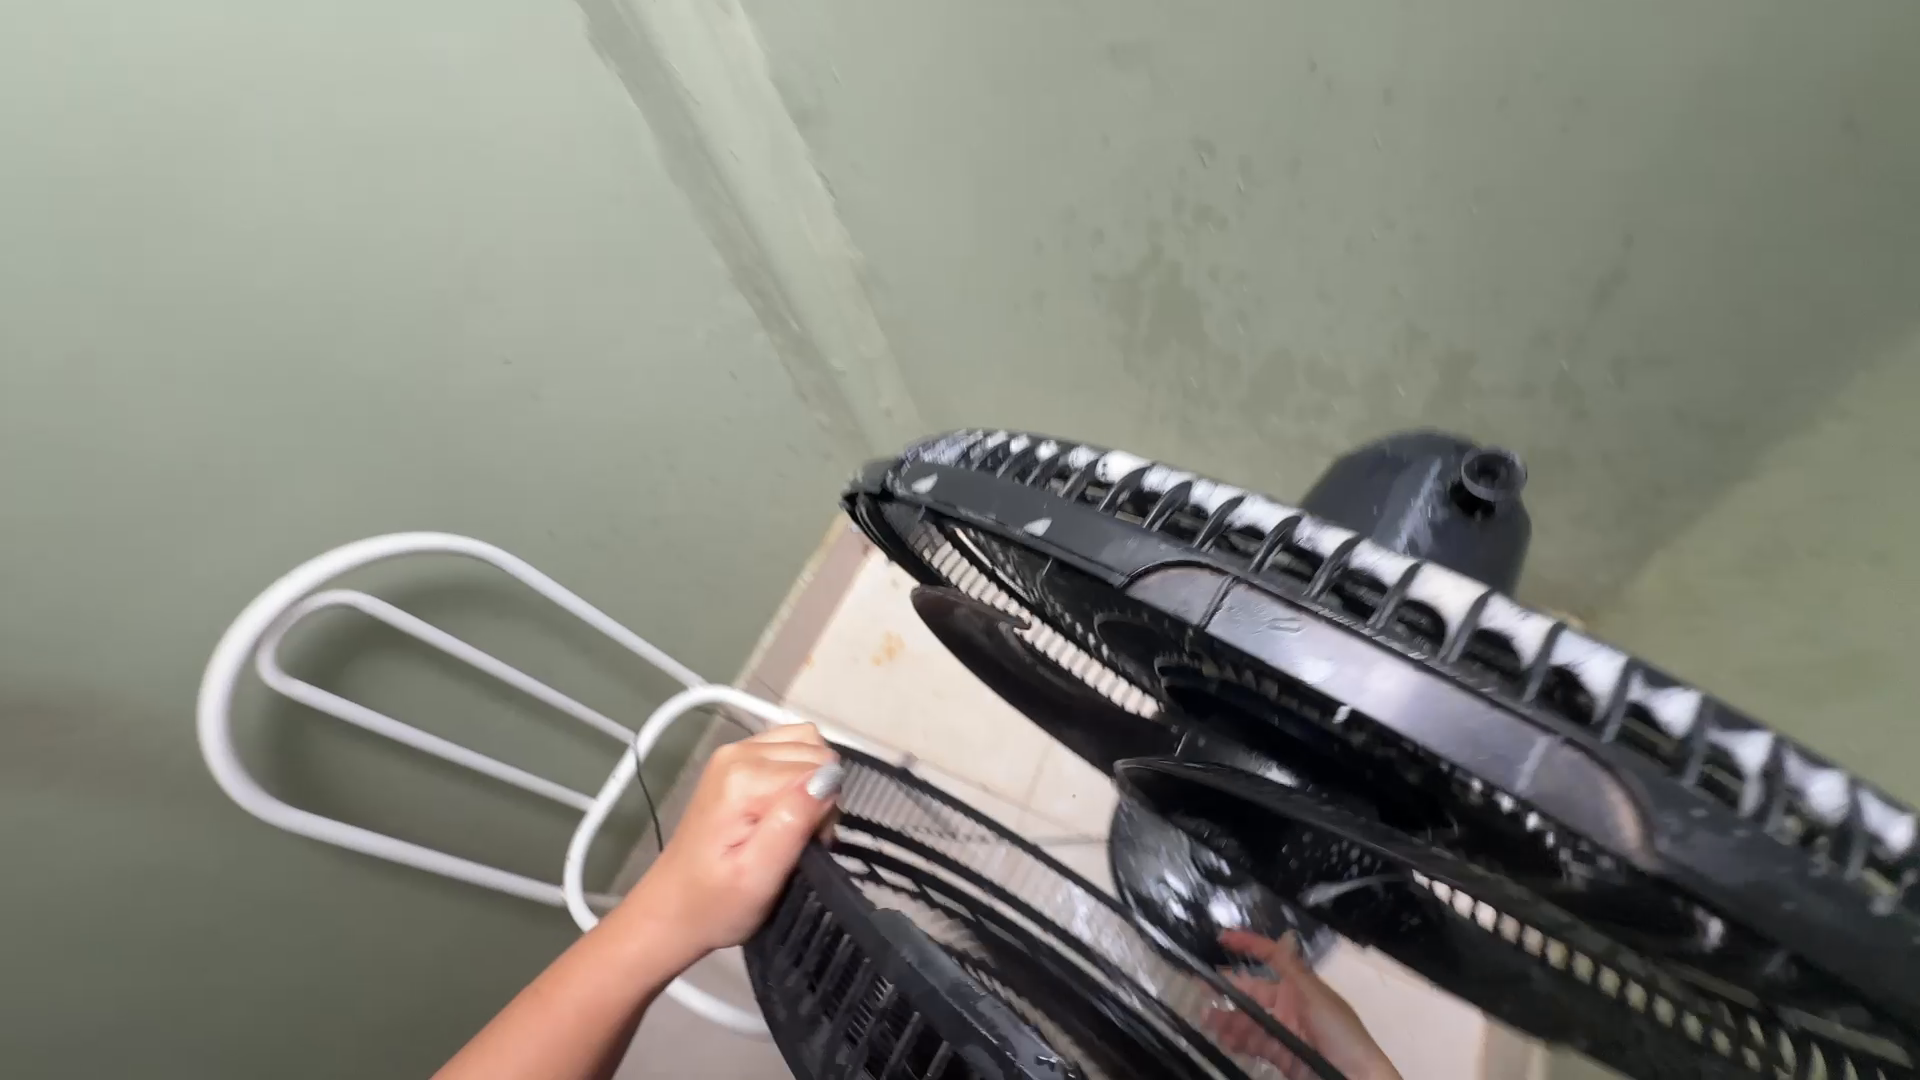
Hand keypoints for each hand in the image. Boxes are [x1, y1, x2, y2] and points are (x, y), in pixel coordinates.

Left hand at [619, 724, 841, 963]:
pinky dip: (800, 769)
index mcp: (744, 777)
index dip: (824, 810)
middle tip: (799, 837)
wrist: (670, 911)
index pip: (819, 771)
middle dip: (820, 792)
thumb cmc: (716, 904)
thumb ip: (794, 822)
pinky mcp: (737, 756)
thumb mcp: (760, 876)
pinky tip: (787, 801)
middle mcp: (739, 751)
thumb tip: (829, 778)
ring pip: (808, 742)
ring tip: (794, 819)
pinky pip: (791, 744)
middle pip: (814, 752)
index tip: (807, 844)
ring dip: (813, 779)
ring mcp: (736, 749)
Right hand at [1206, 930, 1400, 1079]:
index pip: (1270, 958)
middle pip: (1252, 992)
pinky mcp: (1281, 1056)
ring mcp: (1283, 1031)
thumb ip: (1293, 968)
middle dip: (1228, 989)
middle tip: (1200, 986)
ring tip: (1208, 1020)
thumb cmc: (1339, 1032)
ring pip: (1249, 1019)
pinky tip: (1223, 1038)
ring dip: (1228, 1018)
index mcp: (1298, 986)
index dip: (1248, 945)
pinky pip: (1254, 1043)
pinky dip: (1238, 1040)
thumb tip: (1284, 935)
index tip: (1222, 937)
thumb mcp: (1316, 995)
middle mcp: (1288, 1004)